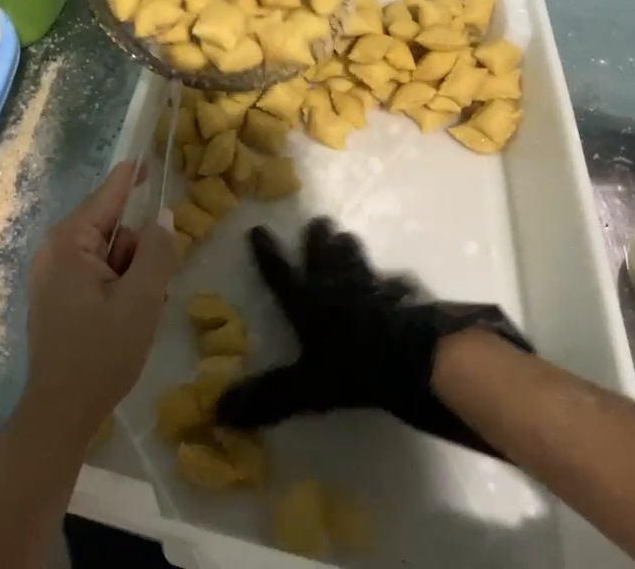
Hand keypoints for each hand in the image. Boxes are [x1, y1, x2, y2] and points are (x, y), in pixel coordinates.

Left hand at [20, 161, 178, 442]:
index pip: (106, 196)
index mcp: (69, 243)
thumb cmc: (101, 354)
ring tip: (138, 313)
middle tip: (152, 290)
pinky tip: (124, 321)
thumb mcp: (141, 301)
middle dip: (138, 252)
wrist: (61, 412)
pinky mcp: (57, 297)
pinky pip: (97, 275)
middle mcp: (55, 251)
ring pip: (108, 255)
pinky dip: (118, 289)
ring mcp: (53, 275)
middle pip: (111, 229)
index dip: (130, 177)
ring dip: (132, 275)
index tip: (147, 158)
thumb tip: (163, 216)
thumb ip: (156, 253)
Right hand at [216, 218, 529, 456]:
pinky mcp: (403, 297)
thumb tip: (221, 411)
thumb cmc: (353, 370)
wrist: (413, 358)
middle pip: (323, 254)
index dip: (267, 253)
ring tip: (348, 238)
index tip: (258, 229)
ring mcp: (371, 287)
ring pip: (357, 259)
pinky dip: (393, 282)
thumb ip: (268, 397)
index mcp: (306, 303)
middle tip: (318, 223)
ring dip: (350, 249)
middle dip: (318, 237)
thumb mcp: (304, 388)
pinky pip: (395, 284)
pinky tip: (399, 281)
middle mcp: (334, 287)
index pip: (279, 273)